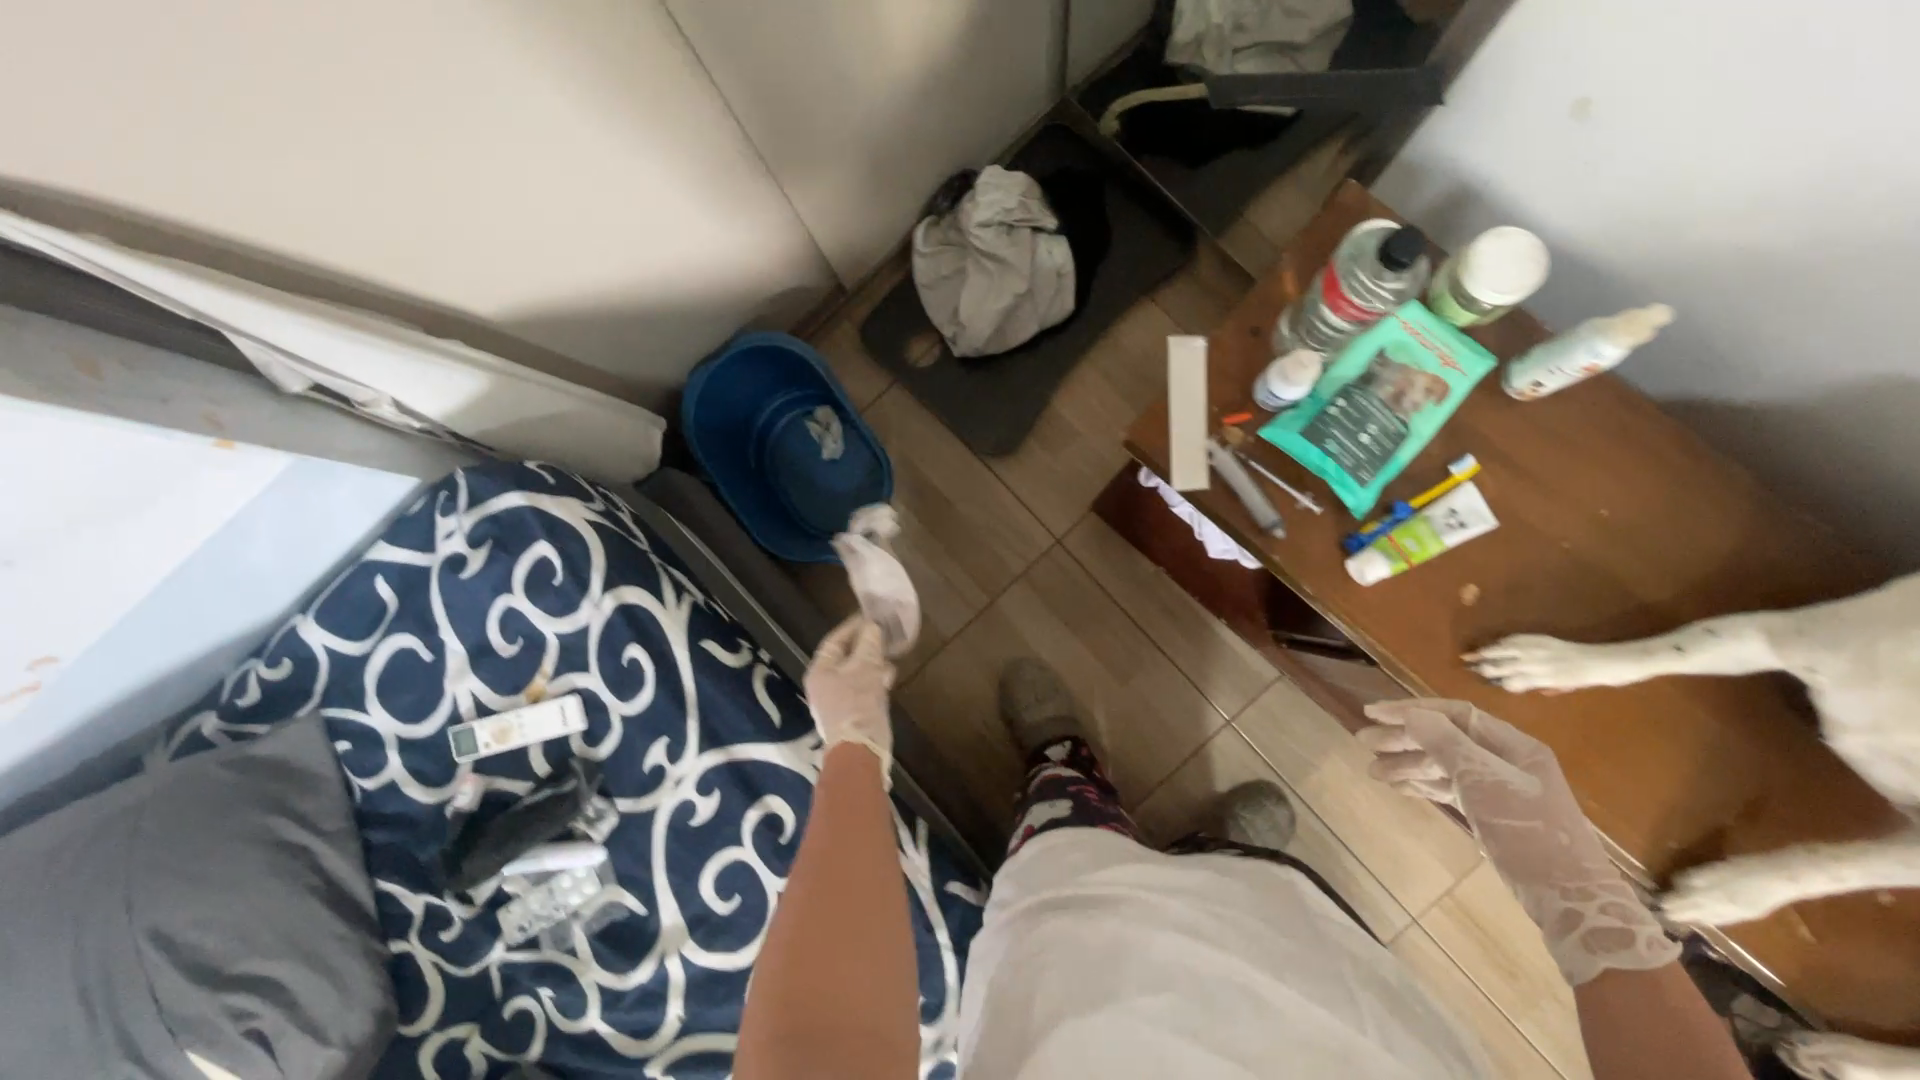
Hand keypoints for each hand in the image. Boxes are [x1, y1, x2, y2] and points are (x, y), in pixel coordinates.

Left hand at [803, 616, 895, 779]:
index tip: (870, 616)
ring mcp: (836, 701)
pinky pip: (862, 689)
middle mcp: (824, 684)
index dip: (852, 627)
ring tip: (890, 656)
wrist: (860, 750)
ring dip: (872, 664)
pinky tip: (889, 678)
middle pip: (845, 657)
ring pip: (855, 674)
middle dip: (866, 646)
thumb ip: (869, 644)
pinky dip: (874, 680)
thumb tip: (872, 626)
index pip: (834, 641)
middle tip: (884, 635)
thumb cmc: (858, 703)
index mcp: (820, 671)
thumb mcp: (866, 667)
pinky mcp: (851, 714)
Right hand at [1358, 699, 1677, 985]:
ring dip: (1408, 764)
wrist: (1570, 898)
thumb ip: (1445, 743)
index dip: (1411, 710)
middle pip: (1446, 738)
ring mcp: (1499, 788)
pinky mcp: (1492, 814)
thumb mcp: (1484, 781)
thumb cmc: (1528, 831)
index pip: (1453, 714)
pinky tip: (1399, 787)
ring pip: (1444, 765)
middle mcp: (1506, 760)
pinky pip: (1450, 789)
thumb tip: (1411, 714)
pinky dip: (1423, 785)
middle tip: (1363, 742)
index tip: (1372, 713)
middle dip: (1404, 739)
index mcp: (1512, 745)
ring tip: (1372, 771)